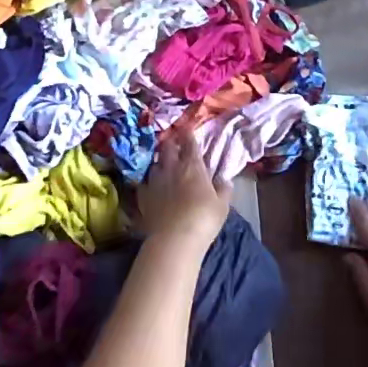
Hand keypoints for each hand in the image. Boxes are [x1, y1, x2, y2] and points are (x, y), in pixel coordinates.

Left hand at [139, 126, 231, 252]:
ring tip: (163, 165)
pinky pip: (144, 183)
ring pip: (154, 164)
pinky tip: (151, 186)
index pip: (189, 142)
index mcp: (192, 165)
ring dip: (159, 162)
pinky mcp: (143, 197)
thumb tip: (224, 180)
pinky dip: (148, 182)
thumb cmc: (203, 218)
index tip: (187, 127)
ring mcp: (155, 181)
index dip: (188, 133)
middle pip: (167, 147)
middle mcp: (171, 168)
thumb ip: (223, 189)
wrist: (174, 239)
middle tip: (173, 143)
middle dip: (170, 142)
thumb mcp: (222, 205)